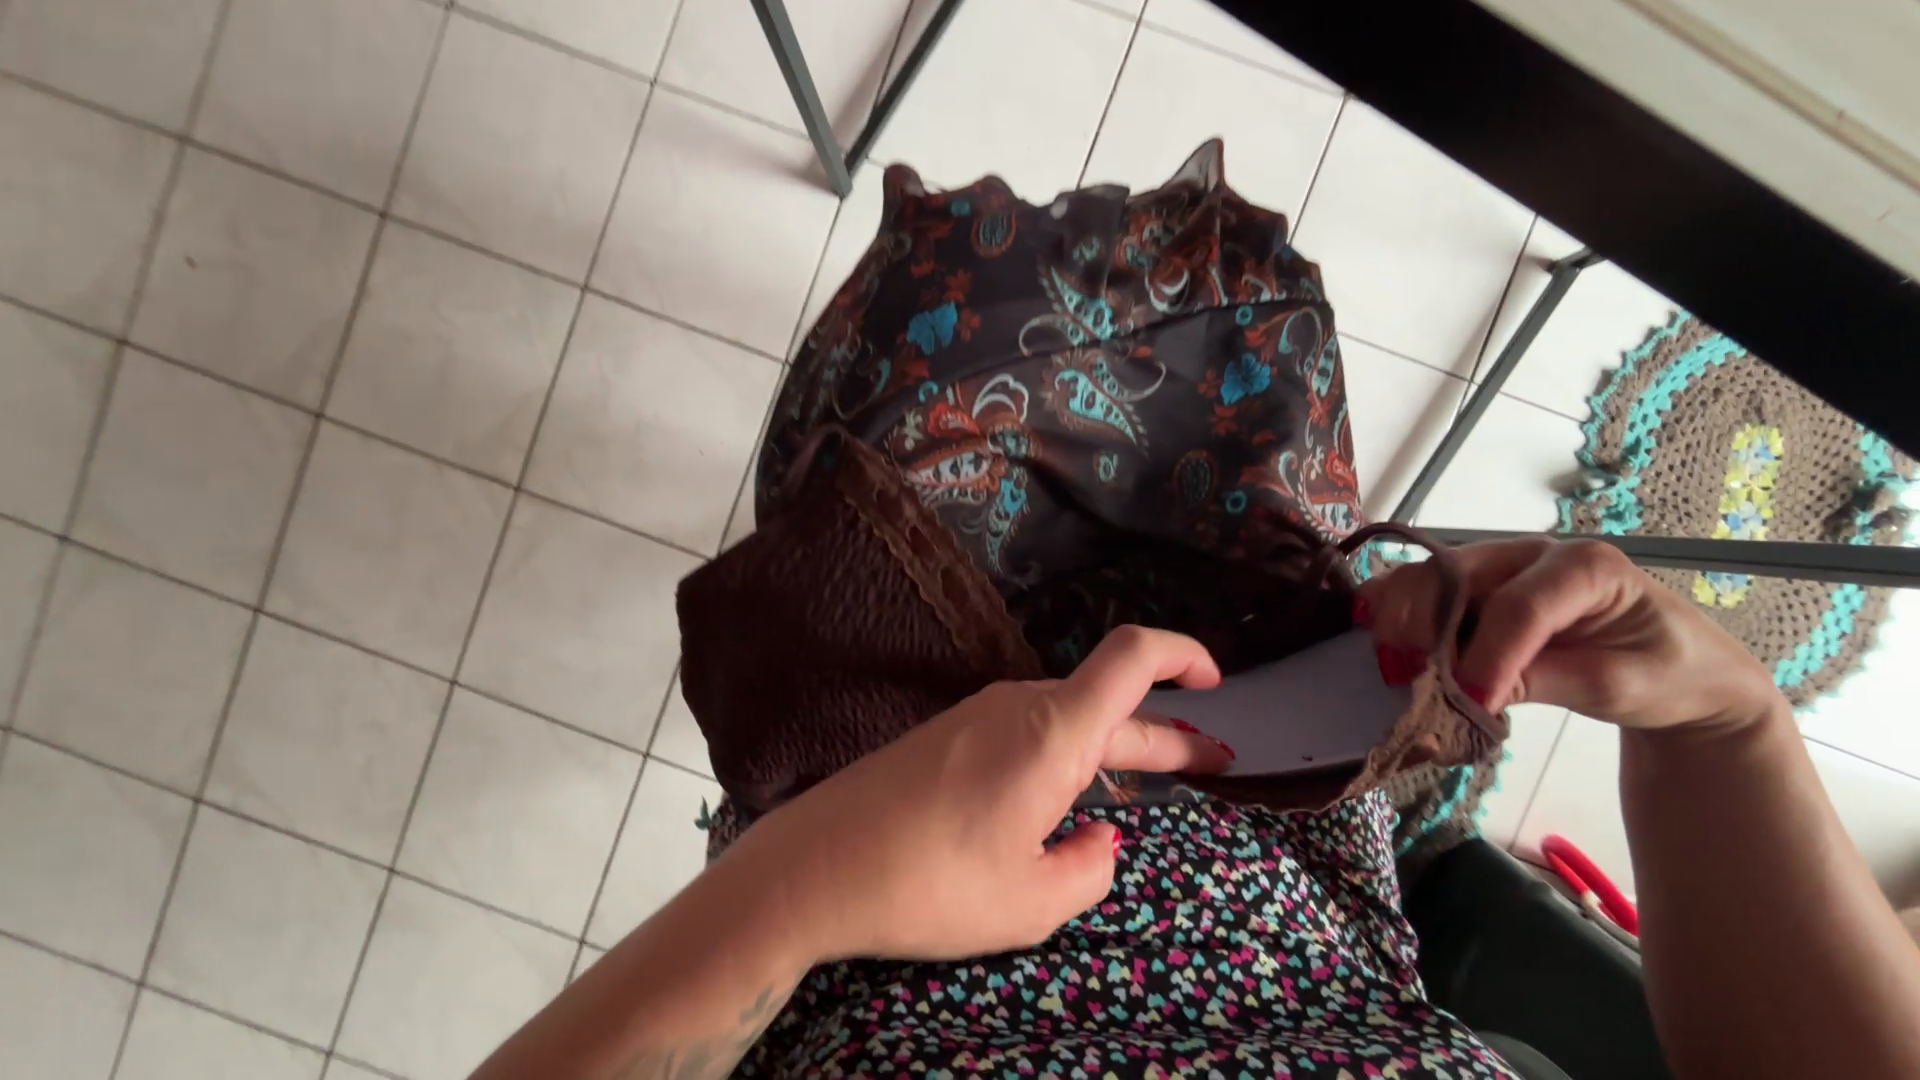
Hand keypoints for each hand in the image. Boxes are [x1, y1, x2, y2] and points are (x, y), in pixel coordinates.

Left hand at [719, 626, 1232, 963]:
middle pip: (1109, 703)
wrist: (813, 866)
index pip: (1133, 657)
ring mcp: (978, 715)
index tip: (1217, 682)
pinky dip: (1066, 756)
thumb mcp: (1032, 901)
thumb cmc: (929, 884)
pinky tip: (1066, 798)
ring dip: (1113, 750)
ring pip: (1067, 720)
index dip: (1185, 654)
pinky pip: (1027, 732)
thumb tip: (1103, 836)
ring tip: (1142, 790)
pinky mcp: (949, 734)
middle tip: (1210, 764)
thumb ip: (1091, 866)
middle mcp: (1018, 706)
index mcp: (1052, 732)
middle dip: (1164, 735)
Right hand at [1358, 536, 1782, 730]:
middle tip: (1404, 673)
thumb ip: (1541, 681)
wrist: (1679, 669)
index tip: (1470, 702)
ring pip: (1425, 576)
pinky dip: (1394, 613)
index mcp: (1584, 567)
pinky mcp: (1471, 585)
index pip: (1520, 607)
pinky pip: (1420, 589)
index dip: (1488, 655)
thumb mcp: (1617, 686)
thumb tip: (1466, 692)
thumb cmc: (1663, 674)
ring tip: (1389, 661)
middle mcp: (1528, 553)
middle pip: (1453, 574)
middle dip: (1420, 622)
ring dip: (1397, 616)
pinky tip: (1381, 640)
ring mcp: (1494, 565)